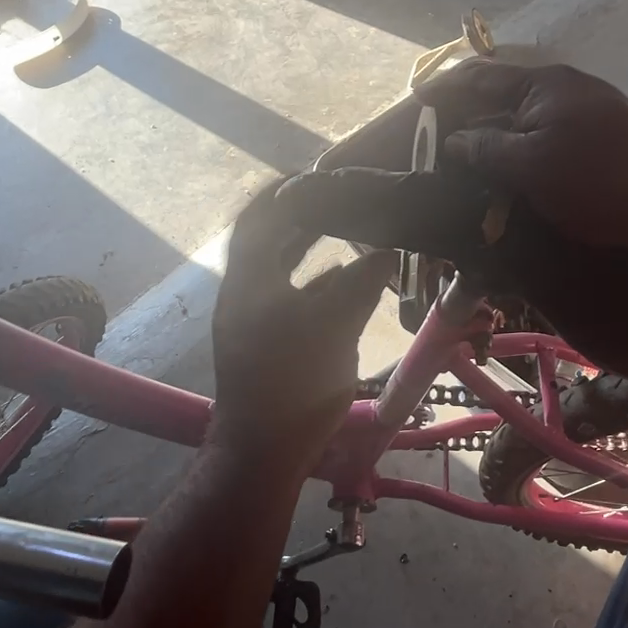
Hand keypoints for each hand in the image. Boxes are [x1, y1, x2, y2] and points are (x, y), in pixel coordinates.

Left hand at [210, 185, 391, 469]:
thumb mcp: (334, 327)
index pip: (257, 218)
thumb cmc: (293, 383)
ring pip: (277, 269)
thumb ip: (359, 284)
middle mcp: (243, 294)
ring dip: (305, 249)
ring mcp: (249, 320)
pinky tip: (342, 280)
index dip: (281, 192)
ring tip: (342, 231)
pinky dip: (311, 281)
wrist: (262, 453)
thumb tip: (383, 253)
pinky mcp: (262, 343)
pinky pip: (286, 296)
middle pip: (265, 241)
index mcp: (249, 281)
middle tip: (332, 200)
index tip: (311, 175)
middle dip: (297, 218)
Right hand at [417, 61, 627, 259]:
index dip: (446, 88)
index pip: (481, 75)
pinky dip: (527, 147)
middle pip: (505, 95)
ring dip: (501, 136)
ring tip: (475, 160)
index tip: (417, 100)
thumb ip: (485, 148)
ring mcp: (591, 109)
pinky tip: (518, 171)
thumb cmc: (593, 179)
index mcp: (545, 83)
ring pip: (530, 118)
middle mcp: (568, 86)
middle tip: (442, 140)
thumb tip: (453, 141)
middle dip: (472, 116)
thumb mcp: (528, 165)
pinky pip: (552, 133)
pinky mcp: (606, 135)